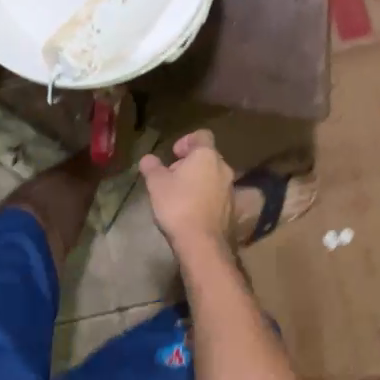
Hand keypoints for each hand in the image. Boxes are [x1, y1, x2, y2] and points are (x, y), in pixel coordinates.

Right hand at [140, 129, 235, 252]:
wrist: (203, 244)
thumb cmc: (178, 206)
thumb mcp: (156, 184)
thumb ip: (152, 167)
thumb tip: (147, 158)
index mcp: (207, 155)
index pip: (202, 135)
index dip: (187, 141)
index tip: (174, 154)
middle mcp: (224, 168)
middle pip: (207, 157)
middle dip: (190, 163)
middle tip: (173, 176)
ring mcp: (230, 190)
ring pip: (214, 177)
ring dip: (199, 181)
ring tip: (181, 196)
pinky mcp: (233, 211)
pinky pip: (218, 196)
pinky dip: (206, 198)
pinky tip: (192, 212)